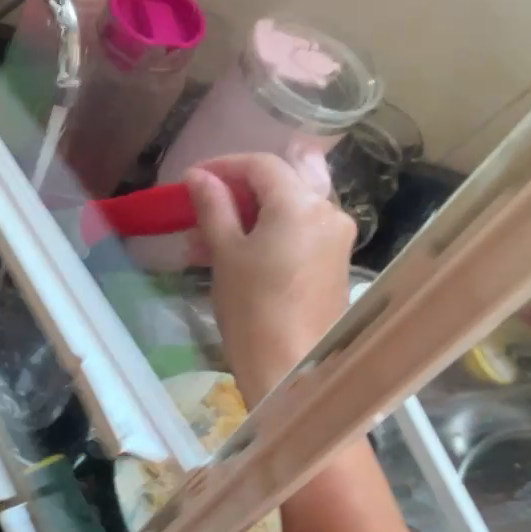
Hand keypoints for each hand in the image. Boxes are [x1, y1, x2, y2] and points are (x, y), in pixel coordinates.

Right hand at [186, 152, 354, 404]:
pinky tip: (242, 249)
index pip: (262, 164)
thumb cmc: (252, 308)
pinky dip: (272, 228)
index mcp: (300, 203)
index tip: (193, 178)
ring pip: (293, 205)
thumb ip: (213, 206)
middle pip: (284, 180)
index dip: (224, 165)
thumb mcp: (225, 252)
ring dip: (255, 209)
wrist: (292, 367)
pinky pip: (301, 228)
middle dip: (242, 186)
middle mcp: (329, 211)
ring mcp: (338, 237)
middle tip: (206, 202)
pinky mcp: (336, 260)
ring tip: (216, 232)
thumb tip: (197, 176)